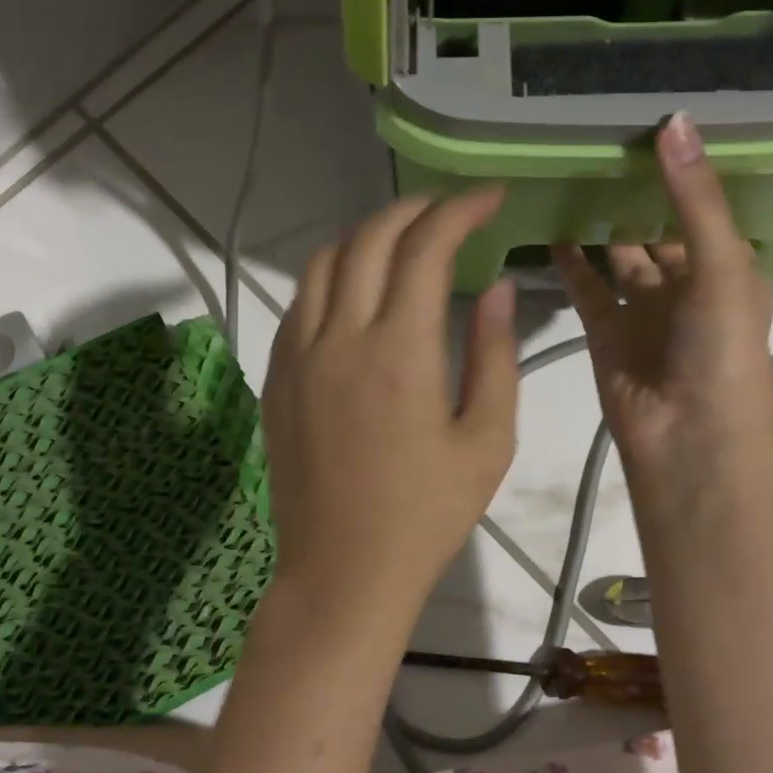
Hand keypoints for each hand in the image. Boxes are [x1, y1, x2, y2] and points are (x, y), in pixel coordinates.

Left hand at [262, 191, 518, 603]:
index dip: (460, 211)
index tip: (489, 201)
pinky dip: (331, 276)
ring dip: (366, 237)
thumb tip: (496, 287)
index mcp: (399, 351)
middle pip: (369, 239)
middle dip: (414, 211)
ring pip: (324, 262)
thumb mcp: (486, 441)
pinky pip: (299, 303)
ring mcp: (298, 354)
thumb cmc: (427, 515)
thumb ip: (493, 355)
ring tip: (403, 244)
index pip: (425, 247)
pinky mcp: (276, 376)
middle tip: (449, 214)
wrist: (343, 571)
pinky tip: (357, 293)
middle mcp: (340, 337)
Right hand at [552, 113, 772, 468]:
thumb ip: (694, 199)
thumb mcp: (721, 265)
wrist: (687, 437)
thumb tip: (674, 122)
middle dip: (636, 196)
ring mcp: (644, 311)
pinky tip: (552, 230)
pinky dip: (570, 263)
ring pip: (619, 257)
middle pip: (658, 231)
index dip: (681, 172)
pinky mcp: (605, 332)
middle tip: (599, 146)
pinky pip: (586, 289)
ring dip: (601, 226)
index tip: (649, 125)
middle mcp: (687, 286)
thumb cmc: (720, 349)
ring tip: (572, 179)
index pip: (704, 209)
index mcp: (729, 268)